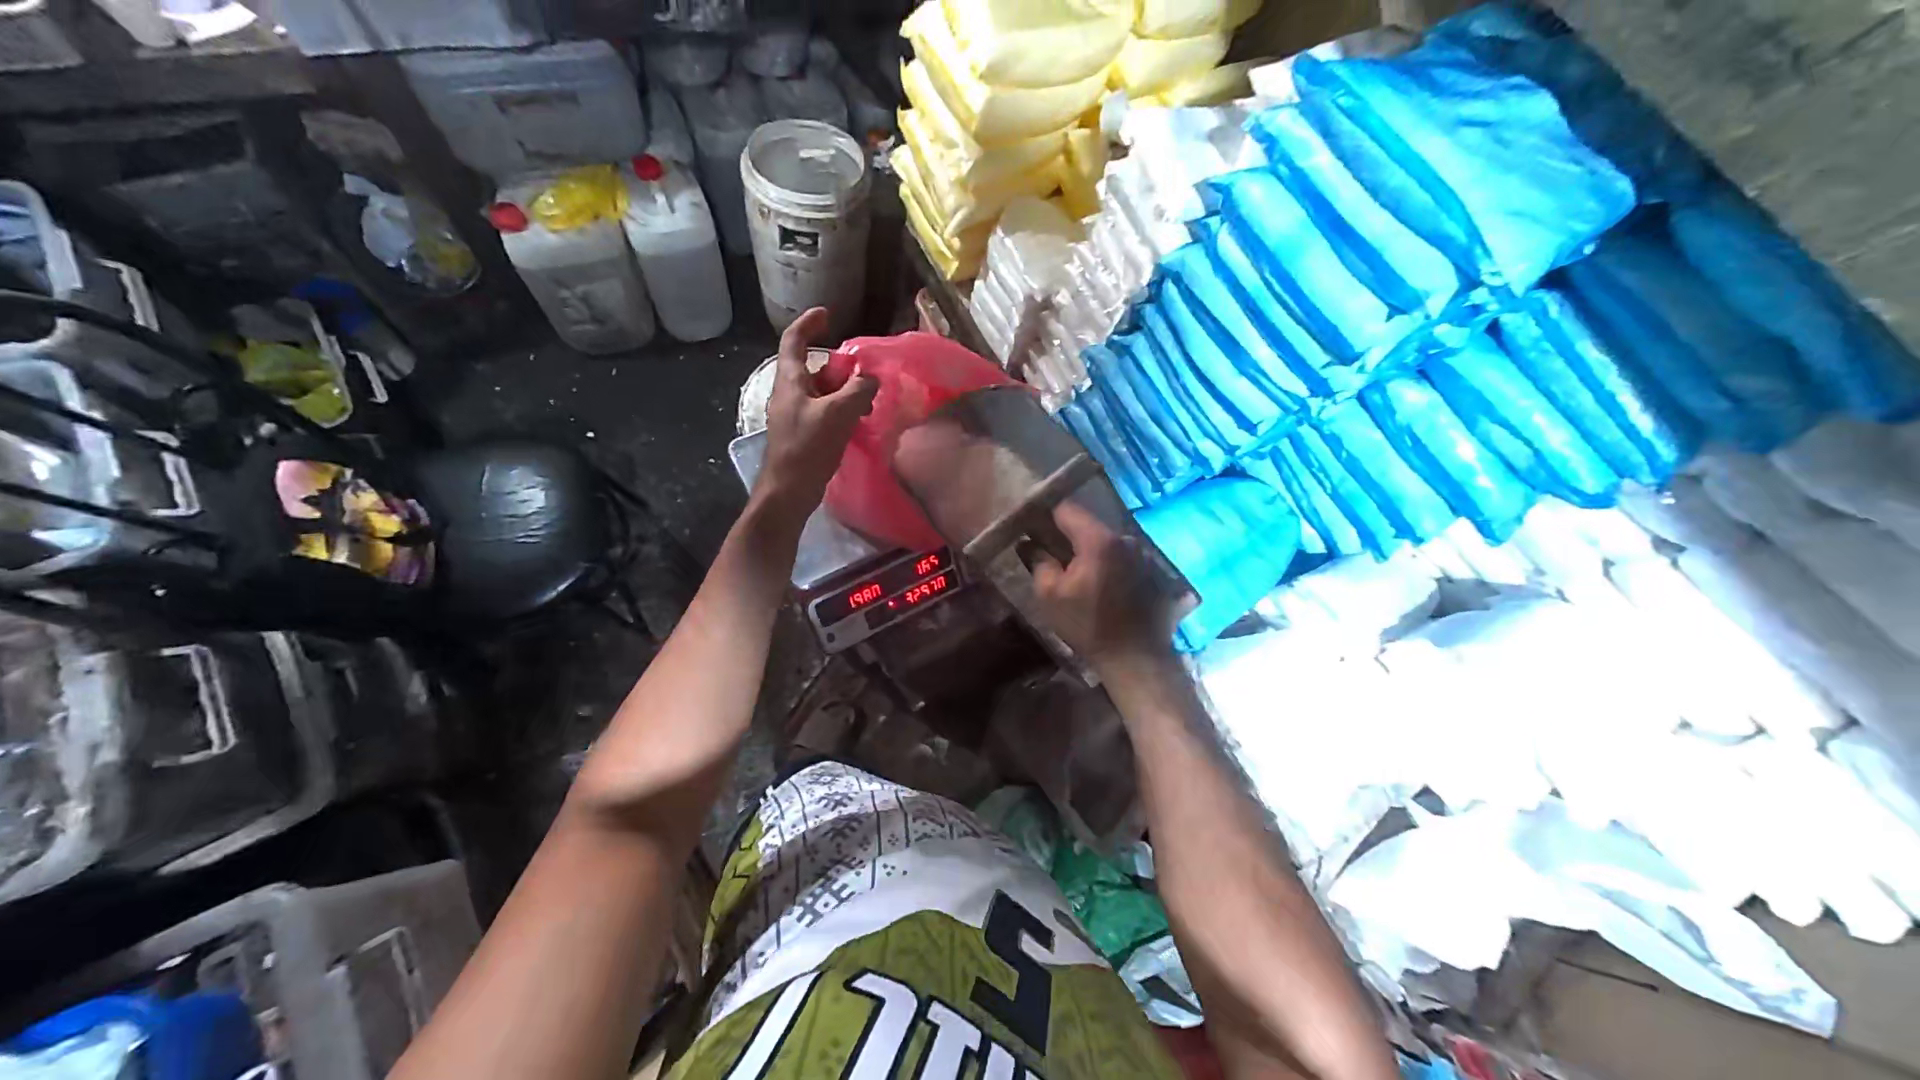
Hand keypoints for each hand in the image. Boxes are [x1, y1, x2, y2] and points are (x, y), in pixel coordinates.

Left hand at [756, 307, 877, 522]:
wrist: (788, 492)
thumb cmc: (807, 448)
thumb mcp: (837, 414)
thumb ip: (857, 391)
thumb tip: (870, 378)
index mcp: (790, 381)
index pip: (794, 341)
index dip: (809, 324)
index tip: (828, 314)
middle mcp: (790, 393)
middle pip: (814, 368)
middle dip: (839, 366)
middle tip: (863, 372)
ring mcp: (796, 415)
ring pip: (822, 392)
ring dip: (844, 390)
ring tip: (867, 399)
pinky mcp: (804, 434)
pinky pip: (825, 412)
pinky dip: (842, 410)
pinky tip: (858, 421)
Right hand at [1029, 500, 1177, 672]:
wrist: (1136, 658)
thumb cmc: (1088, 625)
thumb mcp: (1050, 595)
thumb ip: (1039, 561)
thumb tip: (1030, 543)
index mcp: (1098, 540)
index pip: (1066, 509)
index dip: (1046, 516)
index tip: (1033, 529)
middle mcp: (1125, 538)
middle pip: (1089, 525)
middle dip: (1069, 537)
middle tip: (1052, 554)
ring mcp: (1143, 554)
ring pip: (1107, 542)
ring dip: (1092, 552)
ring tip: (1080, 574)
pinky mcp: (1154, 571)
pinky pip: (1124, 558)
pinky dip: (1111, 565)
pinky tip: (1104, 587)